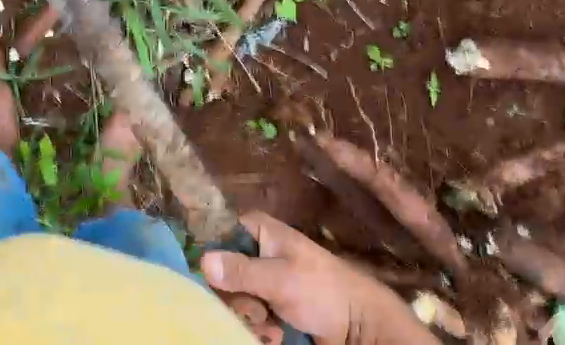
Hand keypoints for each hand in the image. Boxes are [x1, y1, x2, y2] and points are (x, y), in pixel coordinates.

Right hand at [202, 213, 435, 344]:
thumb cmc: (323, 291)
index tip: (218, 283)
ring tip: (271, 330)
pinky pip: (249, 316)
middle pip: (221, 273)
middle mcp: (256, 251)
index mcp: (257, 230)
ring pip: (234, 299)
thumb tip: (201, 261)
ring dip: (249, 319)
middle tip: (257, 312)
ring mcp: (263, 280)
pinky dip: (259, 330)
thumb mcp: (281, 280)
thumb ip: (241, 271)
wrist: (363, 328)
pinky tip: (274, 337)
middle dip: (237, 300)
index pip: (216, 236)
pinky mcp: (271, 306)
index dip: (212, 261)